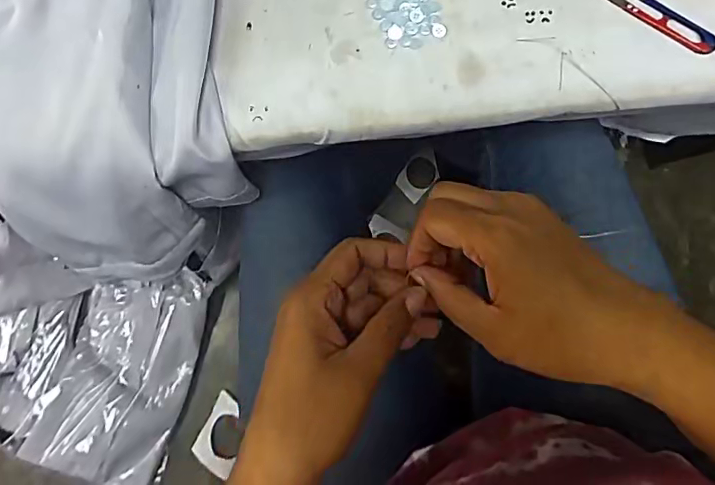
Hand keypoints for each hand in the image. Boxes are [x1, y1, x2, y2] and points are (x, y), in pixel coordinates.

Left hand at [232, 238, 440, 484]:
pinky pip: (358, 326)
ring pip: (363, 303)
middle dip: (398, 285)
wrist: (278, 467)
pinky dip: (384, 329)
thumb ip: (390, 326)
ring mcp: (318, 325)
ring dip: (396, 310)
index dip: (387, 253)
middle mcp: (312, 302)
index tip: (421, 265)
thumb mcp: (359, 370)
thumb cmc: (313, 415)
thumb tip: (418, 292)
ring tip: (435, 321)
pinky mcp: (324, 348)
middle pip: (360, 276)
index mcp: (312, 296)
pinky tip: (415, 336)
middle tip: (436, 299)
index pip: (352, 252)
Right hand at [406, 183, 682, 391]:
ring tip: (462, 272)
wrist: (628, 330)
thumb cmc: (560, 338)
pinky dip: (477, 223)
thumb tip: (421, 275)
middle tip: (437, 271)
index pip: (433, 214)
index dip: (417, 243)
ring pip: (469, 196)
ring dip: (453, 225)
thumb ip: (449, 298)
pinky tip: (489, 264)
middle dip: (430, 228)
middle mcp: (506, 205)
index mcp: (493, 232)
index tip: (423, 278)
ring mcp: (526, 205)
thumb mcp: (495, 332)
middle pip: (445, 193)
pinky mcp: (540, 212)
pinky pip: (492, 204)